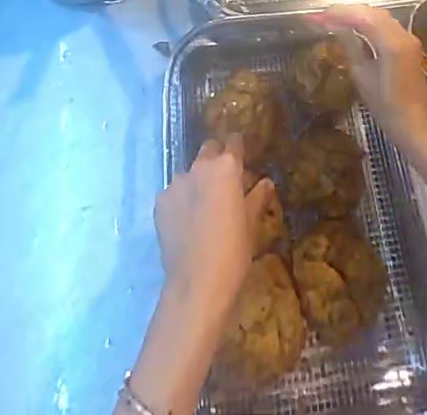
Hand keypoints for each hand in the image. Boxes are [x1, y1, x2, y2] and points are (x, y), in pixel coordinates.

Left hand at [155, 136, 275, 313]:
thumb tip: (266, 183)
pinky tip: (185, 223)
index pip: (233, 142)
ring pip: (189, 173)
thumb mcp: (250, 224)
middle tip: (223, 182)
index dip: (238, 148)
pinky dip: (180, 201)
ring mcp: (175, 183)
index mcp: (226, 168)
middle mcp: (199, 168)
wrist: (196, 284)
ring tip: (202, 208)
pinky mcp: (160, 201)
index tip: (241, 157)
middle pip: (208, 150)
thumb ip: (257, 198)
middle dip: (216, 159)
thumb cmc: (233, 252)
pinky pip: (173, 193)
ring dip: (197, 182)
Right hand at [315, 4, 426, 153]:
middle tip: (322, 17)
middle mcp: (403, 35)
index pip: (362, 17)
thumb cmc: (386, 107)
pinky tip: (353, 26)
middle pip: (371, 12)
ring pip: (379, 15)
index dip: (338, 14)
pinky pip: (385, 24)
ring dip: (357, 14)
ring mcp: (408, 38)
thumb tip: (335, 27)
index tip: (318, 17)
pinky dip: (367, 21)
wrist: (415, 125)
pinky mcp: (408, 44)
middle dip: (346, 11)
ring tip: (333, 19)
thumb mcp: (362, 76)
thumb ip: (350, 46)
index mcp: (392, 44)